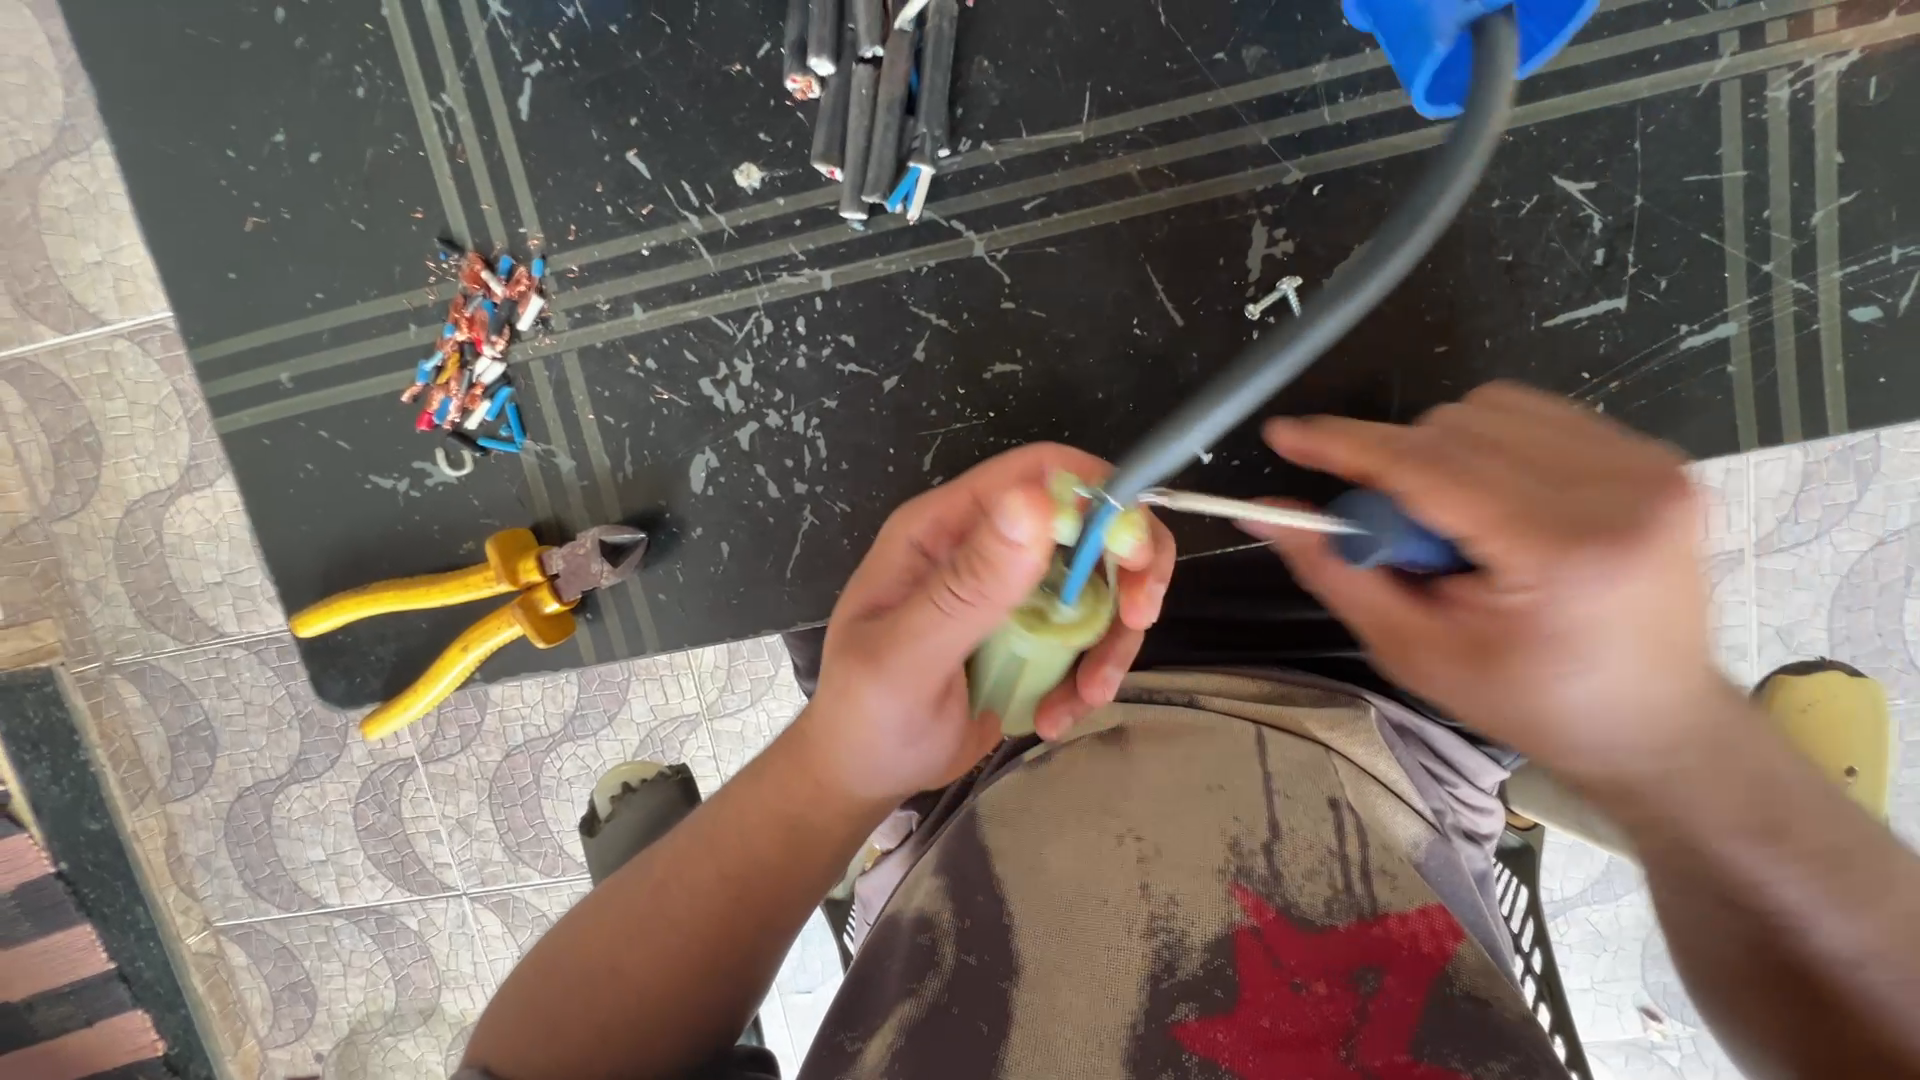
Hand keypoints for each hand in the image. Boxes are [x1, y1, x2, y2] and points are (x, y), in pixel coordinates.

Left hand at [788, 443, 1175, 803]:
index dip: (1098, 498)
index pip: (1036, 473)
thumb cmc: (867, 714)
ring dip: (1111, 640)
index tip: (1133, 555)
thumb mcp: (908, 654)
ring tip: (1086, 697)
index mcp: (943, 528)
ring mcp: (1012, 592)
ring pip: (1100, 585)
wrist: (867, 772)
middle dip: (1126, 570)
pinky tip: (1057, 716)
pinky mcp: (1033, 635)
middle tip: (1137, 621)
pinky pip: (1089, 636)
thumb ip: (969, 585)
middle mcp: (984, 546)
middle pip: (1087, 524)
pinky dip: (1091, 675)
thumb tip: (1036, 502)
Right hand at [1249, 381, 1732, 781]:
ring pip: (1491, 409)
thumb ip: (1333, 569)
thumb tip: (1261, 511)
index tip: (1284, 435)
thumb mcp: (1411, 648)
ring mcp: (1649, 466)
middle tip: (1396, 536)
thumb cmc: (1528, 701)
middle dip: (1397, 469)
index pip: (1429, 465)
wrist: (1655, 723)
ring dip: (1440, 453)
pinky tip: (1492, 503)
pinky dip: (1486, 447)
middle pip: (1454, 428)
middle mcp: (1621, 490)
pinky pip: (1535, 415)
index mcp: (1563, 551)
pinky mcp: (1659, 458)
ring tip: (1450, 523)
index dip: (1345, 446)